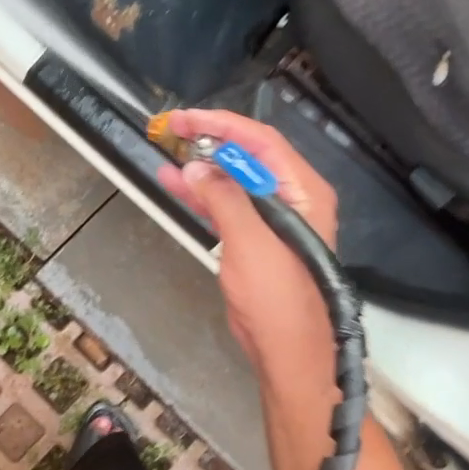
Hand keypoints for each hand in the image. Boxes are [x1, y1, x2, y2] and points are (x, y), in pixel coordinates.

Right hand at [153, 110, 337, 397]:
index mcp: (302, 191)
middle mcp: (291, 198)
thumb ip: (225, 198)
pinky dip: (203, 196)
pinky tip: (176, 186)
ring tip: (166, 156)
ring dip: (202, 169)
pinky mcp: (255, 241)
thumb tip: (198, 167)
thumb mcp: (250, 241)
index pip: (262, 142)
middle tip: (172, 130)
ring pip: (233, 182)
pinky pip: (227, 207)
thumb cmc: (278, 295)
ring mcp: (273, 220)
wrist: (287, 350)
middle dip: (210, 143)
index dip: (223, 125)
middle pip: (248, 157)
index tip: (186, 119)